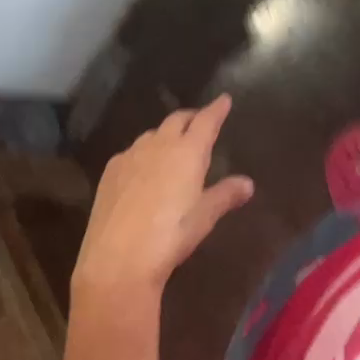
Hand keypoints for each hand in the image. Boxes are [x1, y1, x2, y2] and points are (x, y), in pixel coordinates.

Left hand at [73, 94, 254, 302]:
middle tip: (200, 122)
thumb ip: (225, 195)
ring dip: (166, 134)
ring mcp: (131, 155)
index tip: (224, 99)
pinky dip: (144, 153)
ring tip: (173, 146)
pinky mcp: (111, 170)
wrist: (117, 260)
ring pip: (153, 134)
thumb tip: (248, 183)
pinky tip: (143, 170)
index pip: (206, 121)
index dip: (216, 109)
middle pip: (178, 119)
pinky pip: (132, 151)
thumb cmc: (170, 237)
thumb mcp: (204, 218)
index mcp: (187, 152)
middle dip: (191, 118)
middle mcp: (159, 144)